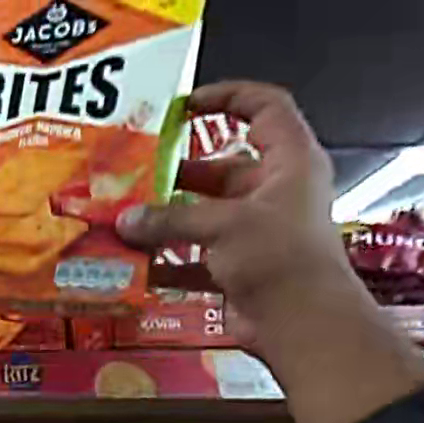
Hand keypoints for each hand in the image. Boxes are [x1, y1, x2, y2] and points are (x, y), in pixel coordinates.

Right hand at [116, 81, 356, 347]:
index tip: (186, 105)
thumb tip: (125, 220)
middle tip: (140, 175)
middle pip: (224, 171)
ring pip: (205, 220)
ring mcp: (253, 237)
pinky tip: (140, 266)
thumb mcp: (225, 225)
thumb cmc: (275, 255)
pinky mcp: (237, 272)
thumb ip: (172, 220)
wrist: (298, 323)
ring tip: (130, 221)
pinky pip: (198, 261)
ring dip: (169, 223)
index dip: (229, 97)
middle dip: (182, 174)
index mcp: (289, 162)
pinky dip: (171, 264)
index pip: (264, 109)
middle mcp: (273, 194)